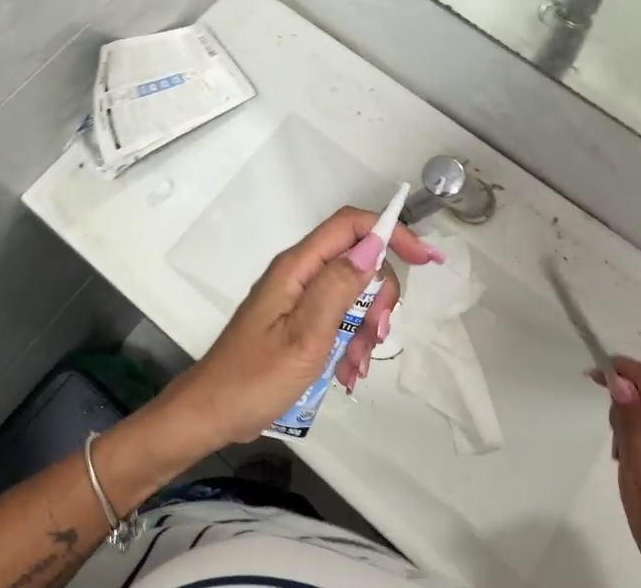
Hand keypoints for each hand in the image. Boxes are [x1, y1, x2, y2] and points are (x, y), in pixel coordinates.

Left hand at [159, 206, 440, 447]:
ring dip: (365, 330)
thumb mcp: (306, 334)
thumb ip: (339, 286)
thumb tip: (373, 244)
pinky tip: (347, 374)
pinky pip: (338, 322)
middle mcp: (299, 275)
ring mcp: (298, 299)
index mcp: (297, 267)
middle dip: (378, 299)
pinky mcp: (298, 323)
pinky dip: (350, 345)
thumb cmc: (256, 376)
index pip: (350, 226)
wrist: (214, 413)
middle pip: (358, 263)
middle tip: (377, 337)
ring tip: (356, 367)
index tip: (426, 260)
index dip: (390, 232)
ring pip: (352, 297)